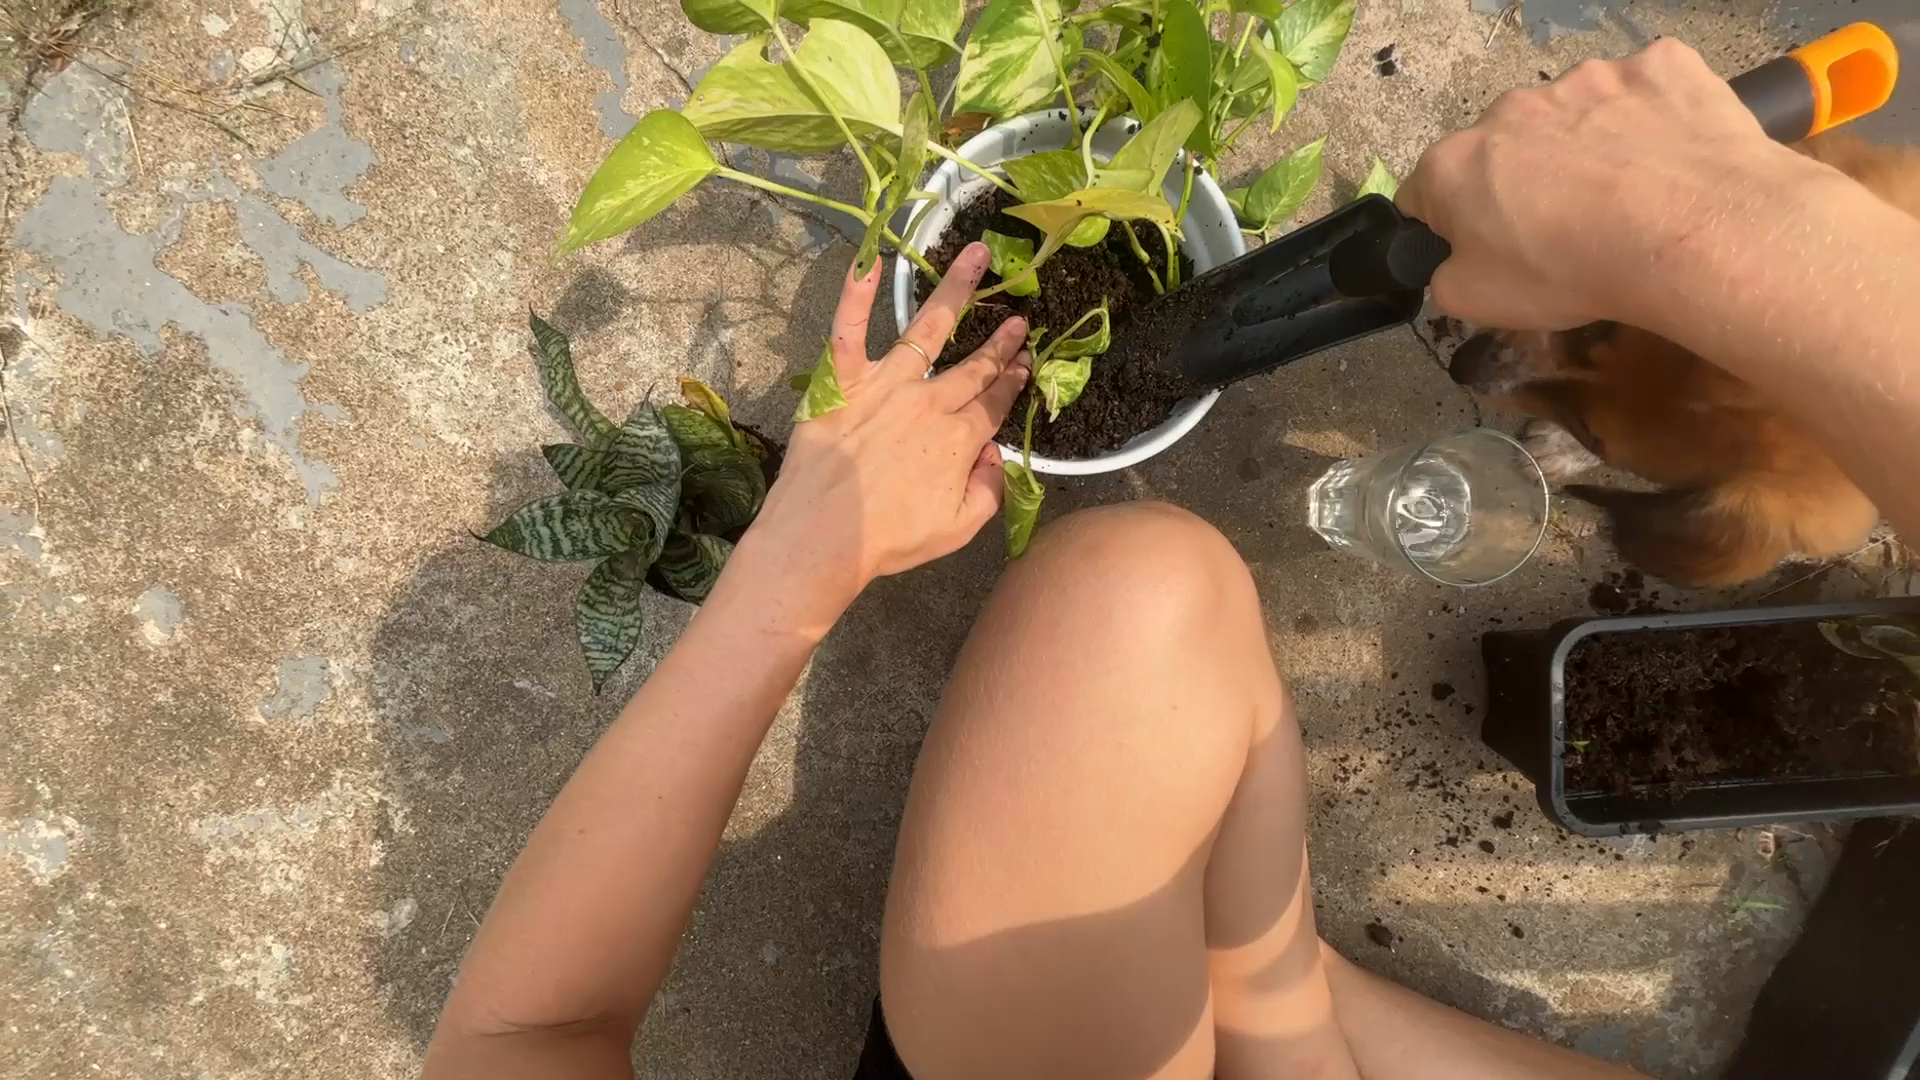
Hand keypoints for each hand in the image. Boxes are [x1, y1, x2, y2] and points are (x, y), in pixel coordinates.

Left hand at [730, 242, 1029, 633]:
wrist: (824, 536)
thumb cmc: (890, 539)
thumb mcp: (960, 529)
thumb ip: (990, 490)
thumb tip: (993, 455)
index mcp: (958, 440)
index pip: (994, 404)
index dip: (1012, 383)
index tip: (1024, 364)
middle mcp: (929, 403)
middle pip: (972, 368)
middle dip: (999, 344)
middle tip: (1018, 321)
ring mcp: (886, 386)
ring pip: (928, 329)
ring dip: (956, 290)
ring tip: (977, 256)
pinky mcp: (843, 381)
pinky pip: (848, 330)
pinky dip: (856, 295)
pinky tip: (867, 261)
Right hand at [1398, 38, 1819, 329]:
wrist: (1694, 234)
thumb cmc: (1563, 270)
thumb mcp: (1466, 301)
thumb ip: (1441, 271)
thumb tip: (1457, 256)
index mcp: (1449, 164)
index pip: (1421, 194)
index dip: (1444, 226)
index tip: (1476, 247)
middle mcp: (1507, 109)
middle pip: (1493, 149)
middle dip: (1508, 181)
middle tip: (1546, 227)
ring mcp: (1588, 78)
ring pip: (1563, 118)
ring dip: (1572, 148)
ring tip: (1611, 195)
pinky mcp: (1661, 64)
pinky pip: (1634, 92)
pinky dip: (1636, 121)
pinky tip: (1654, 161)